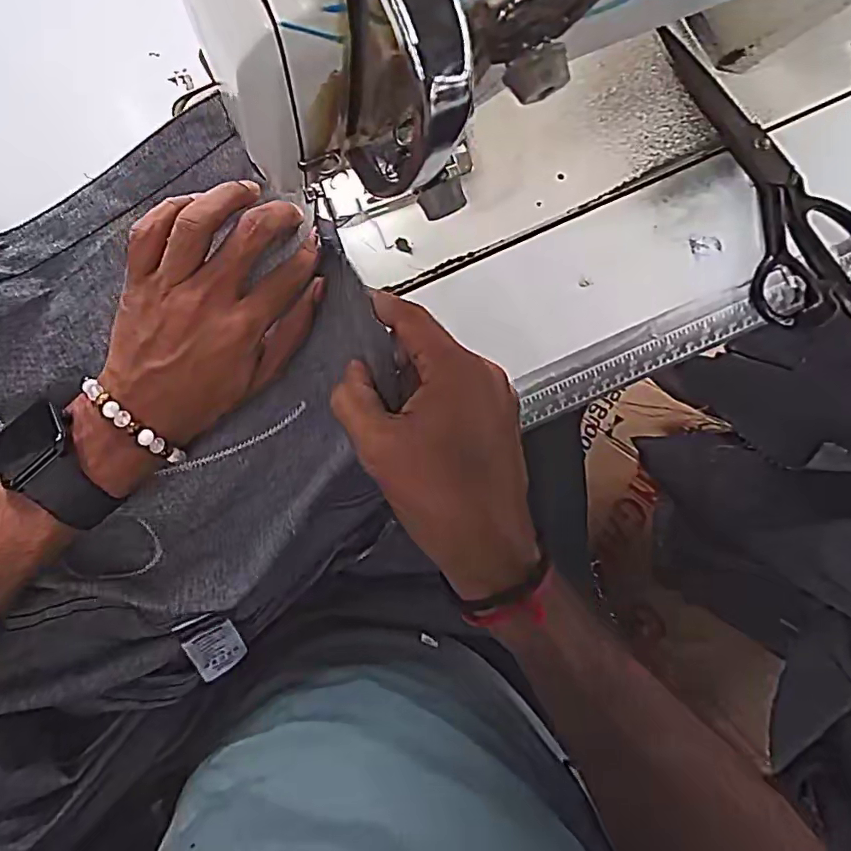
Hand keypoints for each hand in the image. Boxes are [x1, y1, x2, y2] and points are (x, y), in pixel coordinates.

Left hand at [70, 180, 324, 497]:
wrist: (141, 412)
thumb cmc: (198, 396)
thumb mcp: (259, 376)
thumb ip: (293, 332)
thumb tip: (315, 291)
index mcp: (240, 327)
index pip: (287, 273)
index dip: (307, 252)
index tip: (311, 244)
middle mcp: (205, 299)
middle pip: (248, 234)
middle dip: (278, 214)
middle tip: (286, 213)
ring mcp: (169, 286)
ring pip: (197, 221)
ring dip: (226, 197)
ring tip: (244, 192)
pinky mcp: (139, 281)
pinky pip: (149, 231)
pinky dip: (170, 209)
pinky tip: (192, 205)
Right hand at [330, 291, 539, 600]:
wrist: (489, 548)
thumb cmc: (447, 502)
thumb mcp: (377, 445)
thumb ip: (353, 397)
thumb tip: (352, 375)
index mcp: (458, 371)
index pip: (414, 319)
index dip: (383, 307)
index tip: (366, 302)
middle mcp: (483, 377)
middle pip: (428, 343)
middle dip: (391, 355)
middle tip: (362, 376)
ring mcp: (496, 397)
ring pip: (441, 368)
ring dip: (410, 379)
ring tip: (387, 414)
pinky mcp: (498, 418)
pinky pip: (457, 389)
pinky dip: (430, 396)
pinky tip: (411, 428)